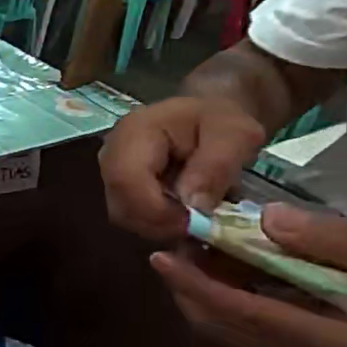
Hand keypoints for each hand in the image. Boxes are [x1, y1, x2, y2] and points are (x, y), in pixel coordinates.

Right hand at [98, 96, 269, 239]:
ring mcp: (110, 175)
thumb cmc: (220, 122)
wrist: (205, 119)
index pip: (125, 180)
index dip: (156, 210)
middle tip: (201, 225)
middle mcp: (110, 156)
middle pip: (121, 205)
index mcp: (133, 133)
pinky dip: (158, 225)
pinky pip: (131, 218)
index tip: (196, 222)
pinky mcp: (117, 191)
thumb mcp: (236, 134)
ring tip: (195, 219)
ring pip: (124, 217)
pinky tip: (181, 216)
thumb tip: (194, 204)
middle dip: (161, 223)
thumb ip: (218, 164)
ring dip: (161, 227)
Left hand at [150, 204, 346, 346]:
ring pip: (235, 329)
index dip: (195, 285)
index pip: (243, 314)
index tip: (160, 254)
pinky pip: (258, 326)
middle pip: (225, 327)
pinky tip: (234, 262)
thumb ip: (343, 242)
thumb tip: (265, 220)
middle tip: (177, 240)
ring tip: (196, 245)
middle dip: (191, 287)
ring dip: (208, 292)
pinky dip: (234, 297)